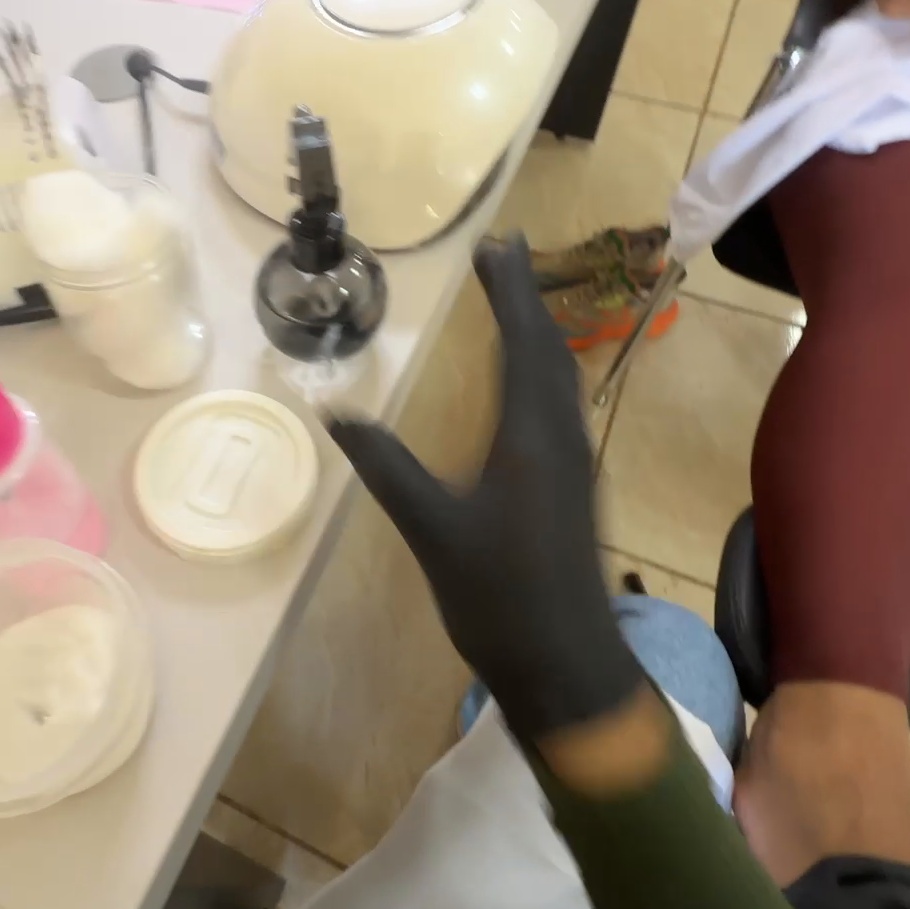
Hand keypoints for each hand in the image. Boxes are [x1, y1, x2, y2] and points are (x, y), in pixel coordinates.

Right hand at [326, 236, 646, 745]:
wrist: (564, 664)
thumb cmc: (497, 596)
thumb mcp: (430, 528)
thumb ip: (385, 466)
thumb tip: (337, 412)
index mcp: (531, 438)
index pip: (525, 342)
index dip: (512, 290)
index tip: (496, 244)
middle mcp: (561, 437)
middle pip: (548, 349)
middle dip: (525, 298)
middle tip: (502, 256)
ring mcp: (572, 462)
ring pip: (559, 378)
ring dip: (536, 332)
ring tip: (512, 302)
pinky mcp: (570, 485)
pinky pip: (558, 406)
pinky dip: (539, 370)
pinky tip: (524, 380)